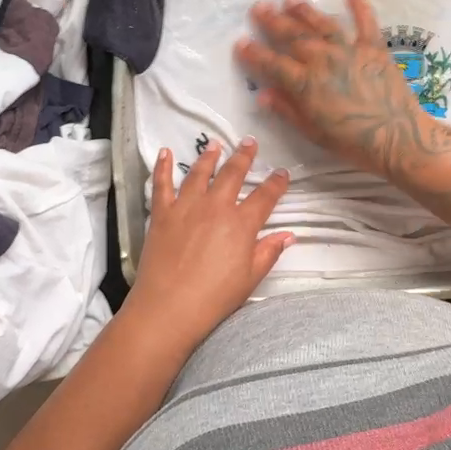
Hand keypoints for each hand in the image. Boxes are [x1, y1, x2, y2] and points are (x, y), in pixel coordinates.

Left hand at [122, 138, 293, 346]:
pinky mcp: (162, 214)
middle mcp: (215, 207)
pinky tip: (166, 153)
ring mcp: (186, 207)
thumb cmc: (215, 298)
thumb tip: (288, 235)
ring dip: (209, 157)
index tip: (282, 173)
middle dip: (244, 156)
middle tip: (249, 142)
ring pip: (199, 173)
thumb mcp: (250, 278)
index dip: (276, 183)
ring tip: (215, 145)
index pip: (265, 196)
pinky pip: (162, 184)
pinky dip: (163, 166)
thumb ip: (268, 252)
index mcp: (241, 224)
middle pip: (233, 174)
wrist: (169, 307)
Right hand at [235, 0, 437, 175]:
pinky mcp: (374, 48)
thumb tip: (263, 94)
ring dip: (304, 10)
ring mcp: (349, 50)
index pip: (272, 64)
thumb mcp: (312, 132)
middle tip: (259, 7)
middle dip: (273, 21)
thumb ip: (287, 110)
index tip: (241, 42)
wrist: (397, 138)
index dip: (254, 53)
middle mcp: (322, 60)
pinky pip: (365, 21)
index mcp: (304, 83)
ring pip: (321, 24)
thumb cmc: (351, 142)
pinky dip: (358, 4)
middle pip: (293, 36)